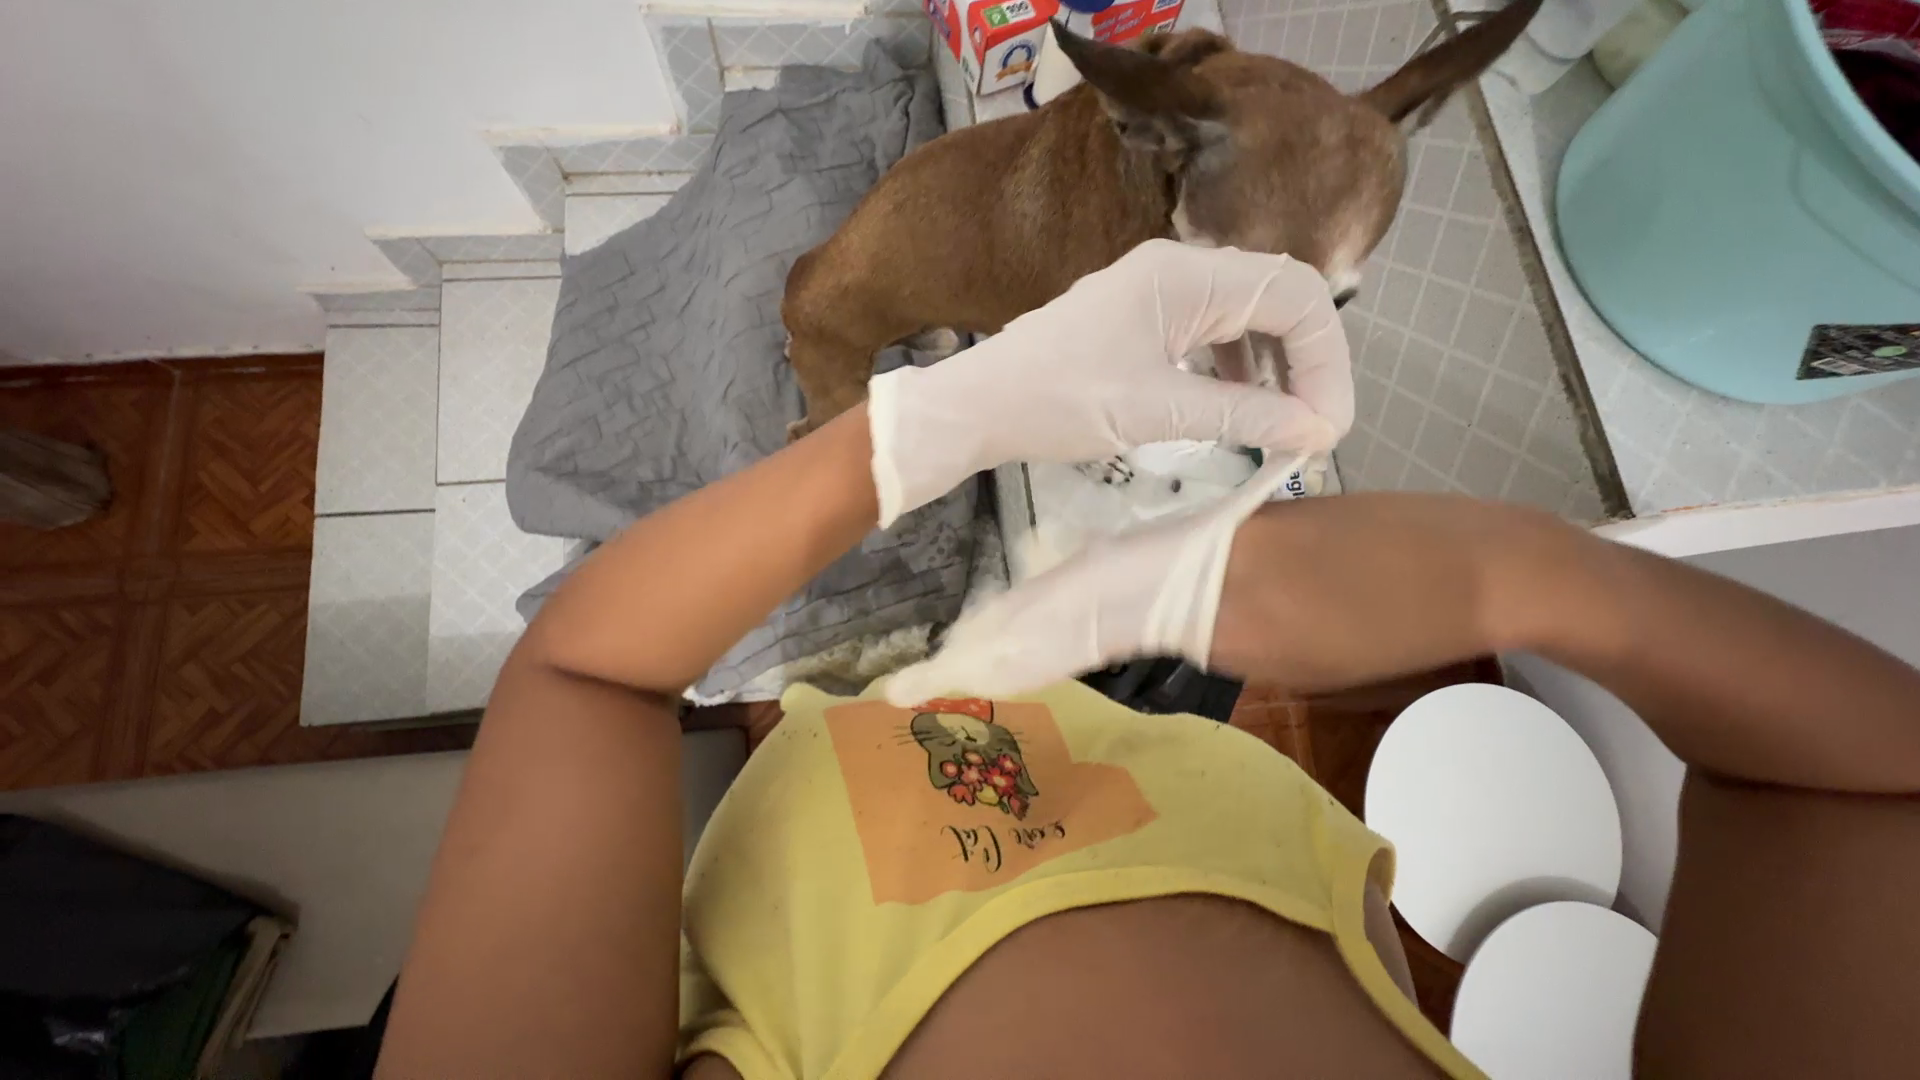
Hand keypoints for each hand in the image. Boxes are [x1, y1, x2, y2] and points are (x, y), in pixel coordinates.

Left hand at [868, 239, 1351, 526]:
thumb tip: (1315, 430)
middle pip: (1276, 304)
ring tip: (1281, 430)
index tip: (1328, 424)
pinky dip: (1233, 375)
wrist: (979, 406)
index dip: (1326, 361)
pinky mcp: (1142, 322)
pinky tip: (1238, 412)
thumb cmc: (1057, 401)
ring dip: (1272, 374)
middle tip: (1312, 432)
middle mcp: (1179, 270)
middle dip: (1304, 367)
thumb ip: (1242, 415)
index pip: (1295, 296)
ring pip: (1244, 323)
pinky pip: (1209, 339)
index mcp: (1187, 274)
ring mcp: (1159, 294)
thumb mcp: (1155, 410)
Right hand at [886, 489, 1576, 704]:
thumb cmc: (1389, 611)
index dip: (1024, 634)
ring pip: (1123, 574)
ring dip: (1066, 609)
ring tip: (1013, 636)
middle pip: (1090, 581)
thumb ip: (1188, 628)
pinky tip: (1100, 611)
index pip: (1083, 599)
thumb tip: (1109, 631)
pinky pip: (1160, 573)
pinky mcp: (1247, 547)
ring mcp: (1219, 540)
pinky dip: (1115, 598)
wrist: (1481, 563)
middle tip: (971, 653)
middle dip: (1028, 620)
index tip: (971, 665)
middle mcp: (1191, 541)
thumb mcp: (1283, 640)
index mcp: (1192, 560)